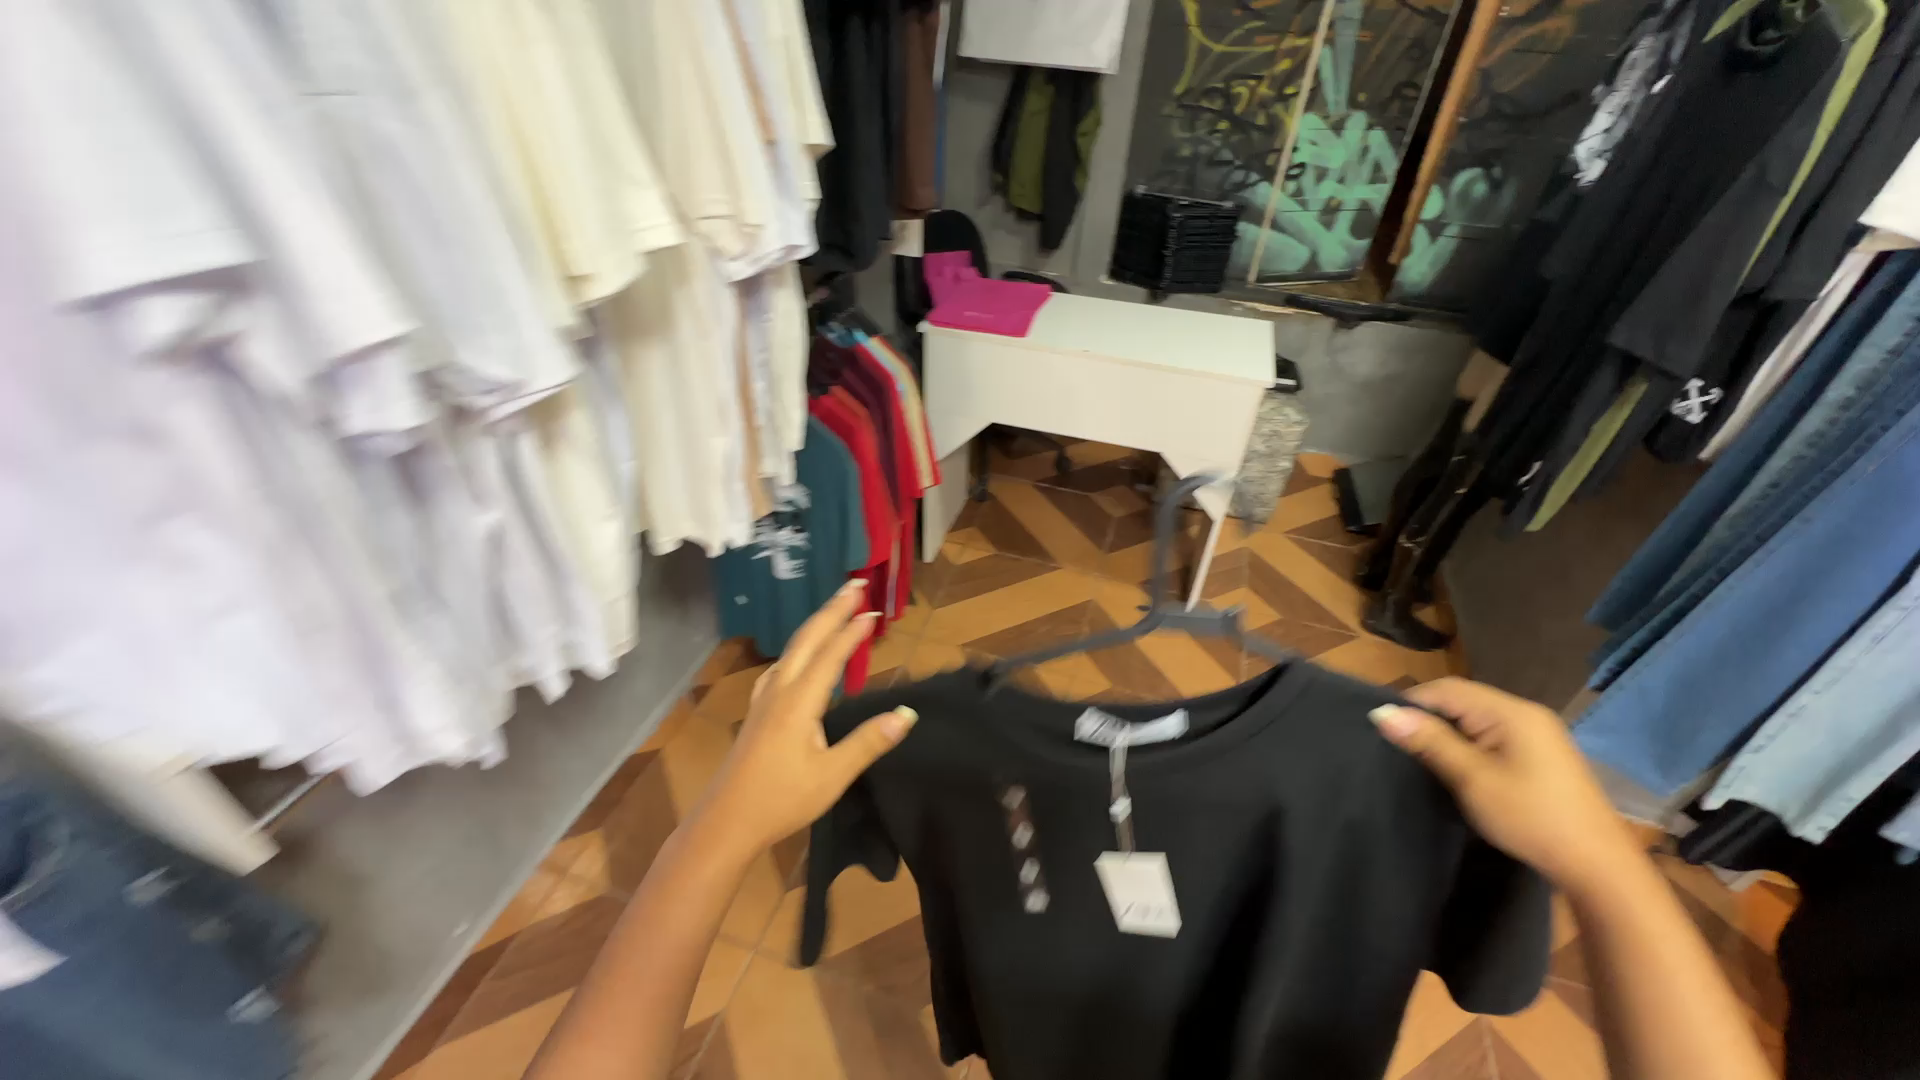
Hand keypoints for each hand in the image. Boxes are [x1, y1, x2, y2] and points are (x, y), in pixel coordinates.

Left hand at [692, 580, 916, 857]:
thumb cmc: (781, 800)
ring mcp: (764, 701)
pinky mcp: (758, 714)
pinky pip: (781, 667)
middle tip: (855, 585)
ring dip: (815, 626)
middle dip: (831, 610)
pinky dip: (799, 650)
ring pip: (792, 651)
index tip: (874, 610)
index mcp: (799, 701)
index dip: (853, 632)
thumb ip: (869, 742)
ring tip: (833, 612)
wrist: (726, 822)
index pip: (830, 655)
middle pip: (807, 640)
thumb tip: (907, 713)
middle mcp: (780, 691)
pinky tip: (798, 659)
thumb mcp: (833, 775)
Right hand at [1369, 677, 1639, 894]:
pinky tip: (1456, 767)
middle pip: (1462, 700)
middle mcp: (1525, 714)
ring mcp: (1537, 735)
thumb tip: (1382, 712)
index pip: (1447, 689)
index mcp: (1511, 712)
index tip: (1382, 728)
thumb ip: (1429, 741)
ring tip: (1421, 758)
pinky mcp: (1540, 756)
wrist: (1598, 866)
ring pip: (1475, 720)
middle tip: (1397, 746)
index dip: (1411, 703)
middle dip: (1427, 718)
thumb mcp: (1472, 779)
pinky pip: (1491, 736)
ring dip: (1446, 734)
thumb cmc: (1531, 817)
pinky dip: (1467, 745)